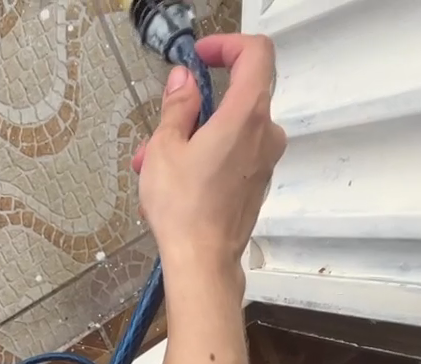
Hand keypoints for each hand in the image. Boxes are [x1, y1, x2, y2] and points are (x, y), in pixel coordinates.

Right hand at [132, 35, 285, 273]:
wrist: (202, 261)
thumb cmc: (183, 210)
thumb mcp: (164, 151)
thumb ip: (177, 108)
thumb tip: (183, 82)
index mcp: (246, 114)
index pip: (254, 53)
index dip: (226, 46)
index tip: (200, 57)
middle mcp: (265, 132)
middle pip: (235, 99)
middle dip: (193, 112)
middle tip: (157, 134)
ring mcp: (265, 160)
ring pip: (229, 132)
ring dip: (192, 141)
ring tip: (155, 170)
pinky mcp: (256, 184)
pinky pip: (232, 158)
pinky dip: (205, 161)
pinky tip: (175, 187)